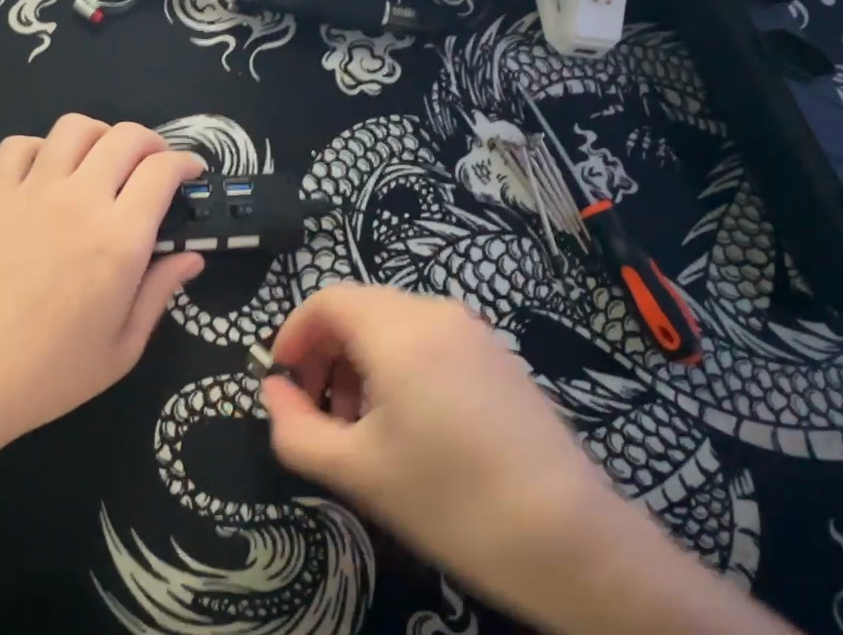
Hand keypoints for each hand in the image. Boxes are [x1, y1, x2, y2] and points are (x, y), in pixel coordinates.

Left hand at [0, 114, 206, 451]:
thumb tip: (192, 259)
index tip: (191, 173)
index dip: (185, 163)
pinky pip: (18, 145)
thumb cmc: (47, 375)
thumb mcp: (121, 349)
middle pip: (125, 137)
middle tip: (155, 165)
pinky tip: (47, 173)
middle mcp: (79, 201)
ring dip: (100, 135)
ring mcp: (30, 192)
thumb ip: (160, 294)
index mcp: (120, 239)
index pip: (162, 171)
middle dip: (151, 142)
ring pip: (74, 128)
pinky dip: (41, 147)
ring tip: (103, 161)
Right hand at [260, 285, 636, 619]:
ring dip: (361, 364)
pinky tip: (410, 427)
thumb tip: (273, 391)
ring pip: (394, 326)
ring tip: (362, 428)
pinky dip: (400, 368)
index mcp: (399, 329)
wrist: (569, 540)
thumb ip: (294, 426)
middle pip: (359, 310)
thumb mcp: (354, 471)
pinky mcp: (499, 360)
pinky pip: (430, 342)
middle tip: (320, 413)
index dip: (293, 334)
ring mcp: (476, 334)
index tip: (283, 382)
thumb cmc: (450, 500)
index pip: (326, 301)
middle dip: (326, 354)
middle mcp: (438, 314)